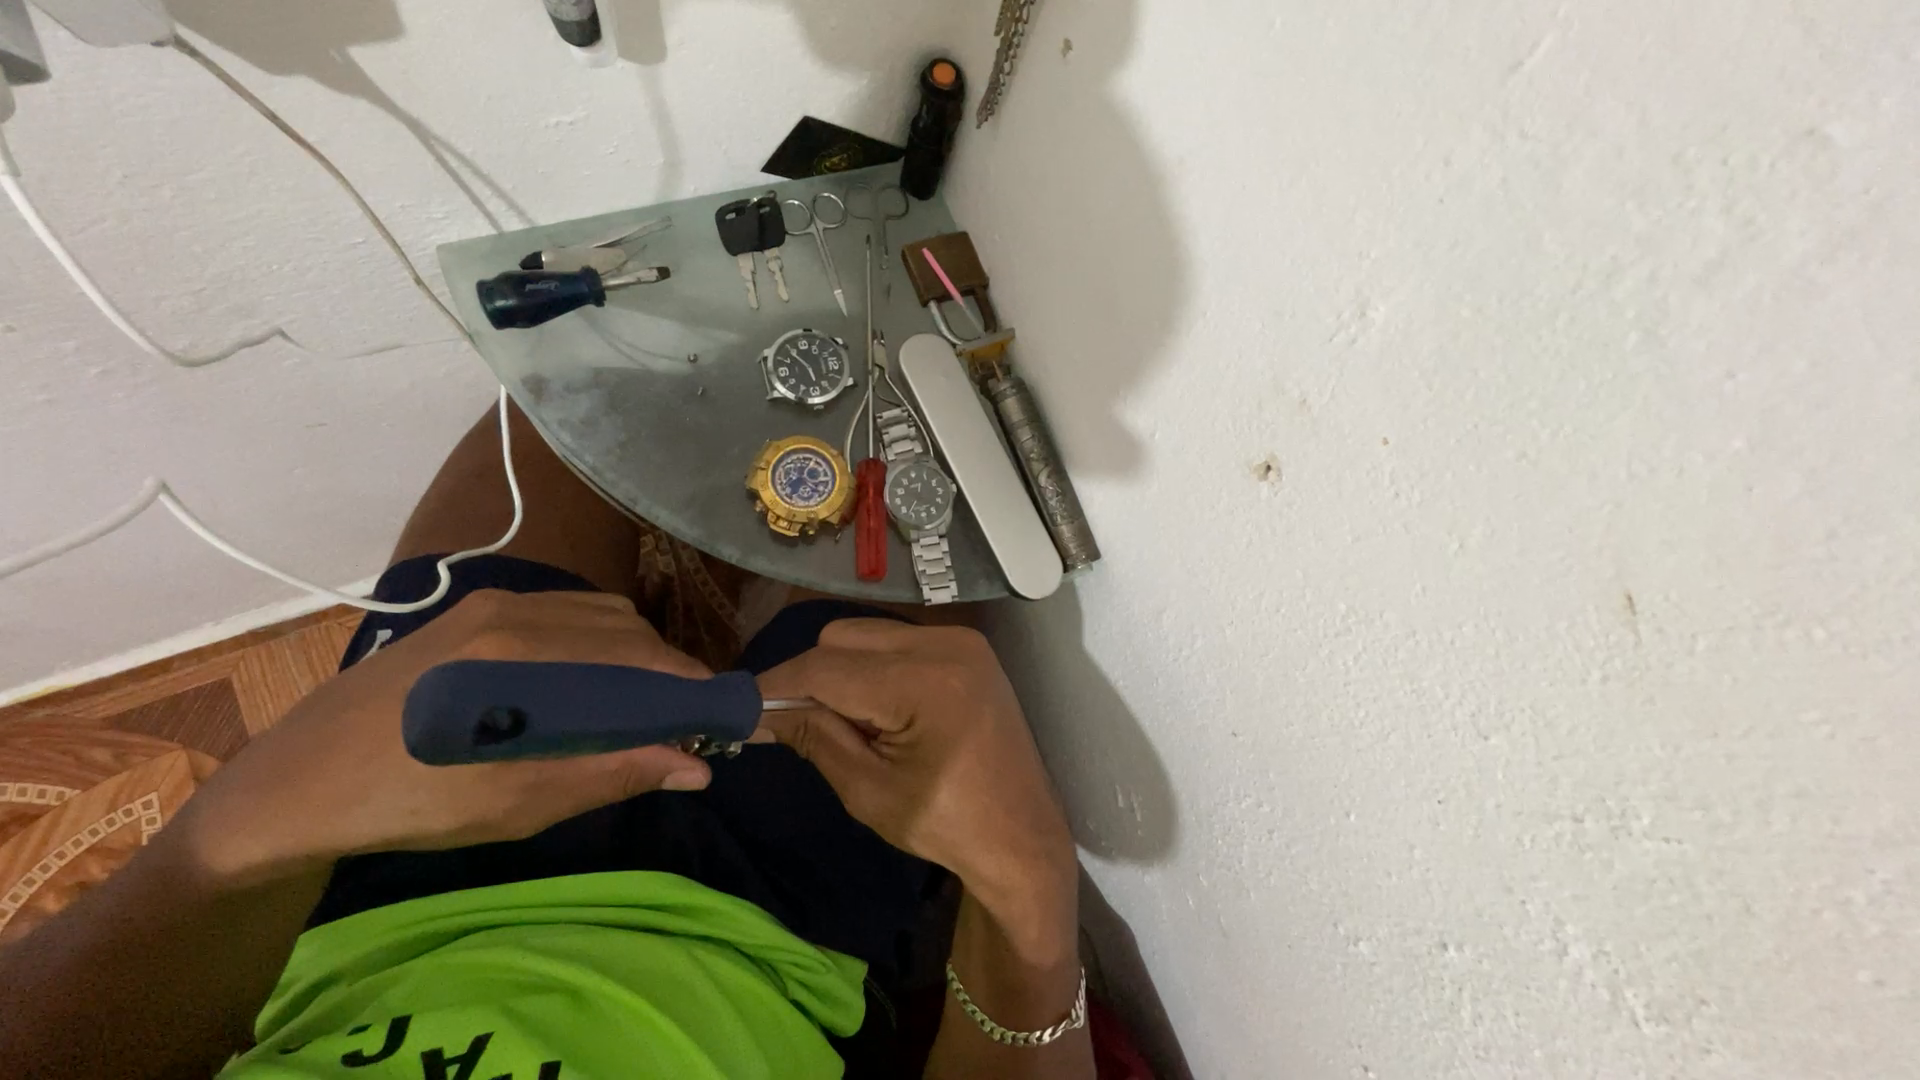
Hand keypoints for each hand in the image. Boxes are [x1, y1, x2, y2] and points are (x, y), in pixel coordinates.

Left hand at [167, 590, 714, 886]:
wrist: (293, 785)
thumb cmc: (407, 803)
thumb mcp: (517, 804)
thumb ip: (613, 773)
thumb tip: (697, 767)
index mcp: (522, 653)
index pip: (638, 654)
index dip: (687, 683)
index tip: (717, 715)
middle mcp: (514, 611)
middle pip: (624, 626)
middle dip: (665, 669)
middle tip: (680, 718)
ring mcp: (489, 605)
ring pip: (596, 614)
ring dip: (632, 652)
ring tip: (638, 702)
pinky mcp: (471, 612)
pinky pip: (561, 613)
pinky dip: (595, 642)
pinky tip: (587, 681)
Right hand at [755, 620, 1076, 939]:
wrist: (1022, 835)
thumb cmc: (947, 826)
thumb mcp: (868, 790)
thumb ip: (813, 737)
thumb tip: (757, 713)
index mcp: (924, 683)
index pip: (825, 668)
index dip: (776, 686)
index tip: (738, 707)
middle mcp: (945, 645)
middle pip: (843, 638)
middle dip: (811, 677)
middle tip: (800, 725)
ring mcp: (961, 641)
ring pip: (868, 634)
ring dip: (842, 670)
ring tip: (851, 725)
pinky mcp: (968, 648)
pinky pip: (898, 640)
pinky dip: (874, 667)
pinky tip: (881, 711)